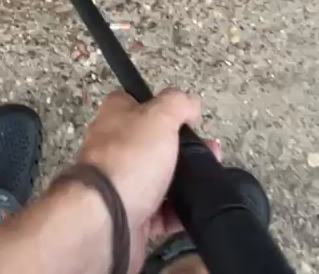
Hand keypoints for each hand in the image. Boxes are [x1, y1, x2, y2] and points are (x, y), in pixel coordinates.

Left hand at [76, 89, 214, 271]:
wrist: (108, 217)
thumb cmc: (130, 159)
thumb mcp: (159, 117)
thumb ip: (176, 103)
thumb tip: (189, 102)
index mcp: (116, 115)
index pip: (140, 103)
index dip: (165, 109)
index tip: (191, 120)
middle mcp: (115, 145)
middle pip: (154, 142)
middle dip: (183, 149)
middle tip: (209, 154)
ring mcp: (123, 181)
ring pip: (160, 178)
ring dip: (184, 182)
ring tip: (208, 182)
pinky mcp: (131, 214)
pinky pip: (160, 213)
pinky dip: (178, 214)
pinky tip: (194, 211)